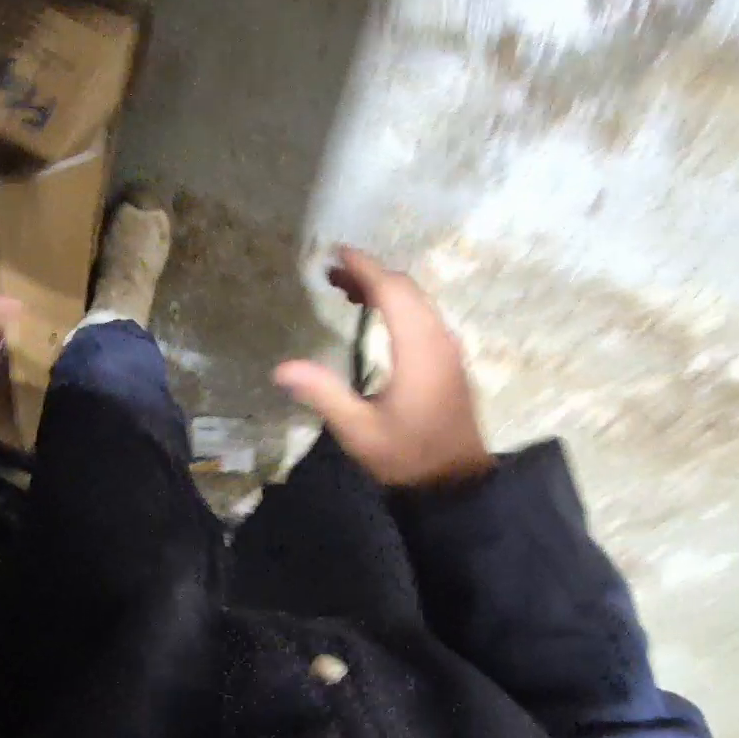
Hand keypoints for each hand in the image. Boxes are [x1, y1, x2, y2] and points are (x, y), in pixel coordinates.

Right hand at [273, 246, 493, 486]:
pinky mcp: (452, 363)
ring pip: (419, 303)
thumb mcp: (359, 431)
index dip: (364, 268)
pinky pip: (426, 318)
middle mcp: (439, 339)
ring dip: (386, 290)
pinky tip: (380, 322)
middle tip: (333, 274)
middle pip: (407, 290)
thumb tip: (282, 369)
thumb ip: (324, 394)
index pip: (391, 291)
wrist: (456, 484)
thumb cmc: (407, 457)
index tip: (337, 253)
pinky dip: (401, 308)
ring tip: (349, 293)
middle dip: (371, 275)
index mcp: (418, 349)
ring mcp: (450, 350)